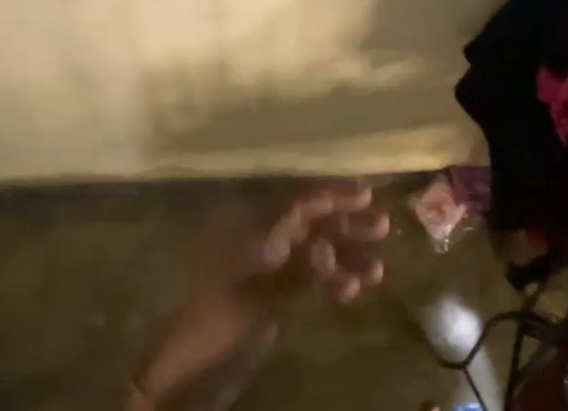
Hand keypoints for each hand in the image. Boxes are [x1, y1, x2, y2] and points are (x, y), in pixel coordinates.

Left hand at [127, 183, 389, 410]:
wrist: (186, 375)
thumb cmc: (215, 325)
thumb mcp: (255, 299)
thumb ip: (293, 271)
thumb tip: (330, 248)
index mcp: (248, 228)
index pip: (295, 199)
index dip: (331, 193)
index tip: (366, 193)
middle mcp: (259, 238)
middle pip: (309, 220)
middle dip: (346, 222)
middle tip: (382, 225)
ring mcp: (266, 266)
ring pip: (314, 249)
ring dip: (346, 256)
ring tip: (376, 269)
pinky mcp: (272, 293)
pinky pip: (309, 276)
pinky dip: (332, 281)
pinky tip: (353, 290)